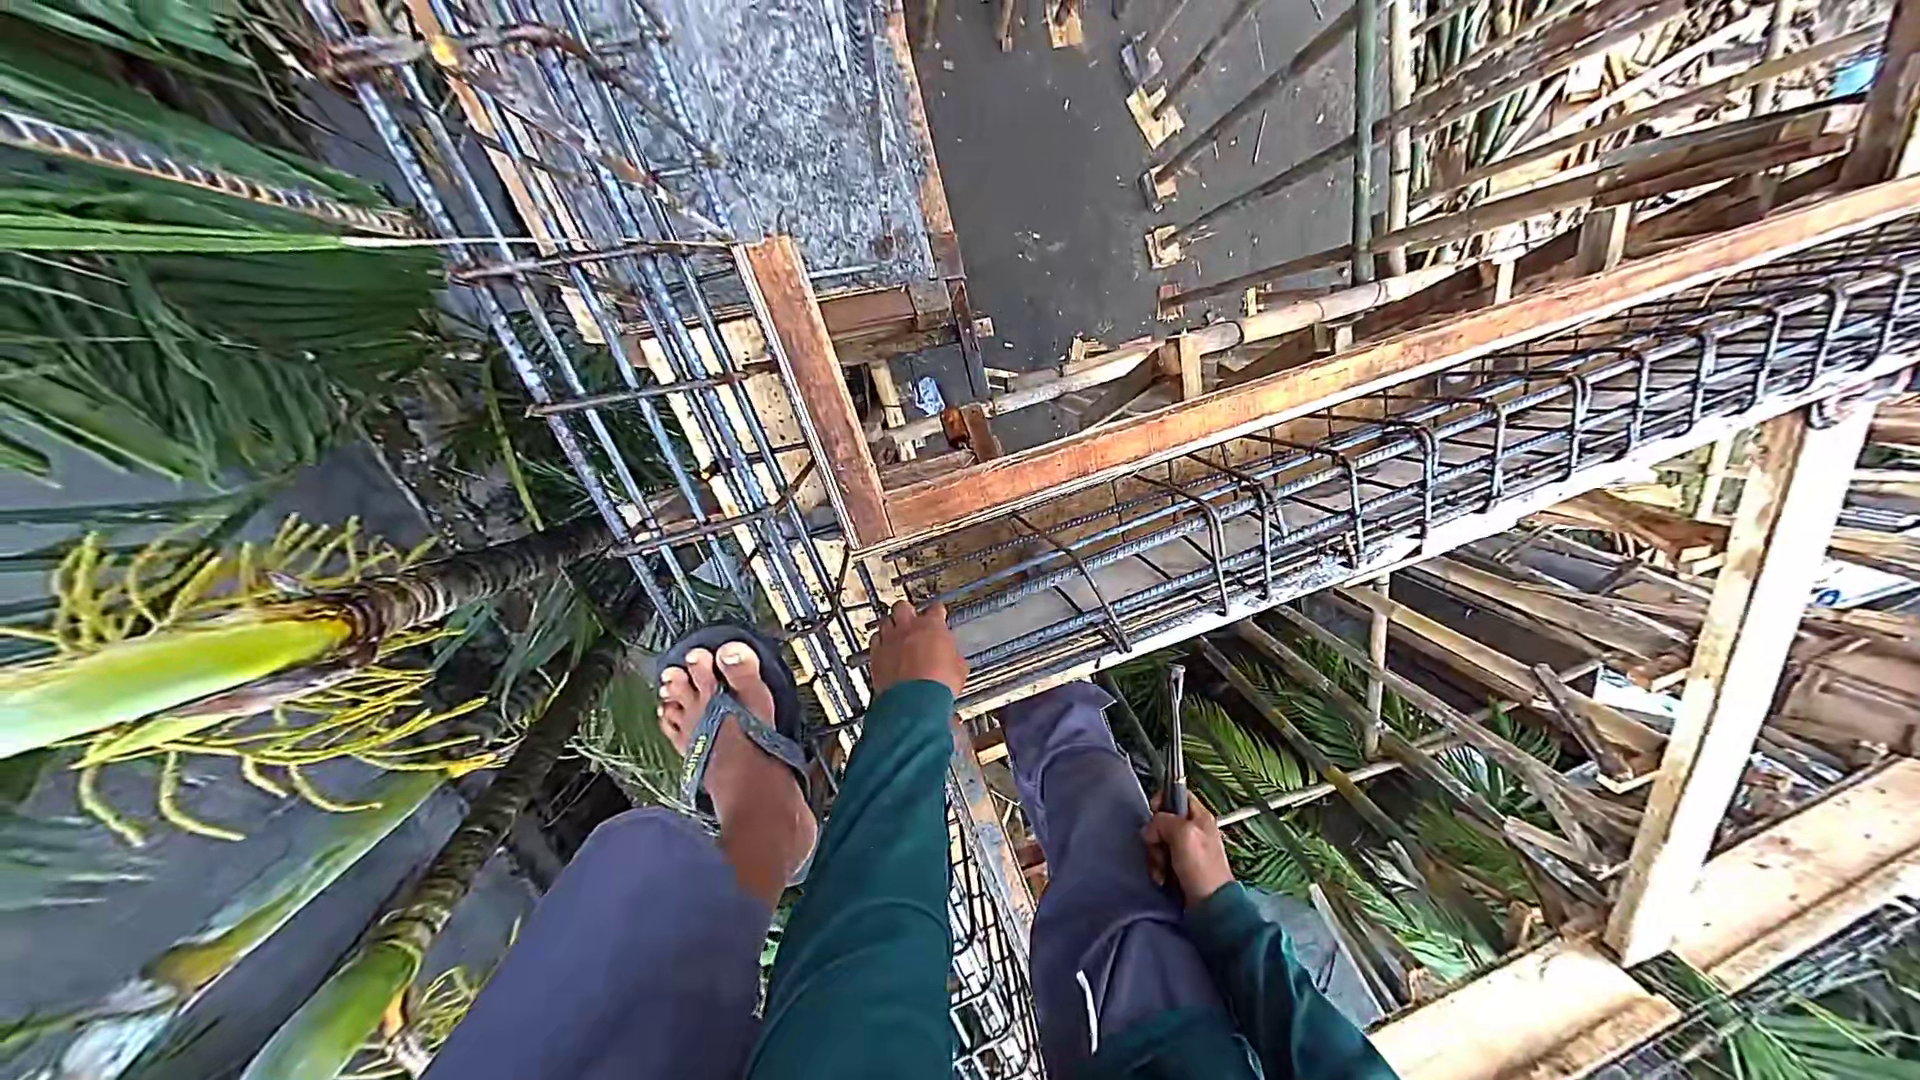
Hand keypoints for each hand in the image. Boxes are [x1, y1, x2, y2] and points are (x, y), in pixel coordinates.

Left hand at [869, 600, 967, 696]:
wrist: (914, 700)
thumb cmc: (936, 684)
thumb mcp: (959, 670)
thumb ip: (955, 658)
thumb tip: (956, 662)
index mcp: (933, 626)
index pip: (936, 609)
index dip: (937, 612)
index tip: (937, 614)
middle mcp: (909, 627)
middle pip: (903, 606)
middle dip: (907, 611)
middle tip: (911, 618)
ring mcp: (890, 638)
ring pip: (886, 620)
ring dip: (891, 625)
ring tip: (895, 631)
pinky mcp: (876, 653)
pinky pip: (875, 639)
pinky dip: (879, 641)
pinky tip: (883, 646)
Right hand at [1142, 792, 1234, 906]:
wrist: (1210, 906)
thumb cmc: (1200, 866)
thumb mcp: (1182, 834)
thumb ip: (1163, 820)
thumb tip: (1150, 829)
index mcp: (1200, 816)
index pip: (1178, 793)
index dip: (1163, 798)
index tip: (1154, 810)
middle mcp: (1193, 829)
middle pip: (1163, 819)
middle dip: (1156, 835)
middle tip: (1159, 847)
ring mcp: (1186, 849)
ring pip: (1159, 839)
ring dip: (1155, 854)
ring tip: (1162, 869)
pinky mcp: (1180, 866)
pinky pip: (1161, 857)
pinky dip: (1158, 867)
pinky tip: (1162, 878)